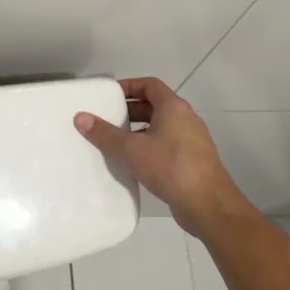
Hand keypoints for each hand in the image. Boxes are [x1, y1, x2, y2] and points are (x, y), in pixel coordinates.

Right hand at [76, 77, 254, 237]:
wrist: (209, 205)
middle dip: (130, 111)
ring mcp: (191, 141)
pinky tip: (133, 163)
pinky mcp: (192, 161)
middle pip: (154, 105)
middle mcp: (185, 119)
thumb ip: (105, 134)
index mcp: (174, 107)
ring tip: (115, 142)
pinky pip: (166, 145)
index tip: (109, 96)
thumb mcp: (132, 149)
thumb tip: (81, 117)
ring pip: (160, 127)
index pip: (149, 85)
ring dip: (139, 131)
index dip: (128, 86)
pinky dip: (149, 147)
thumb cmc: (171, 167)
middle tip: (107, 119)